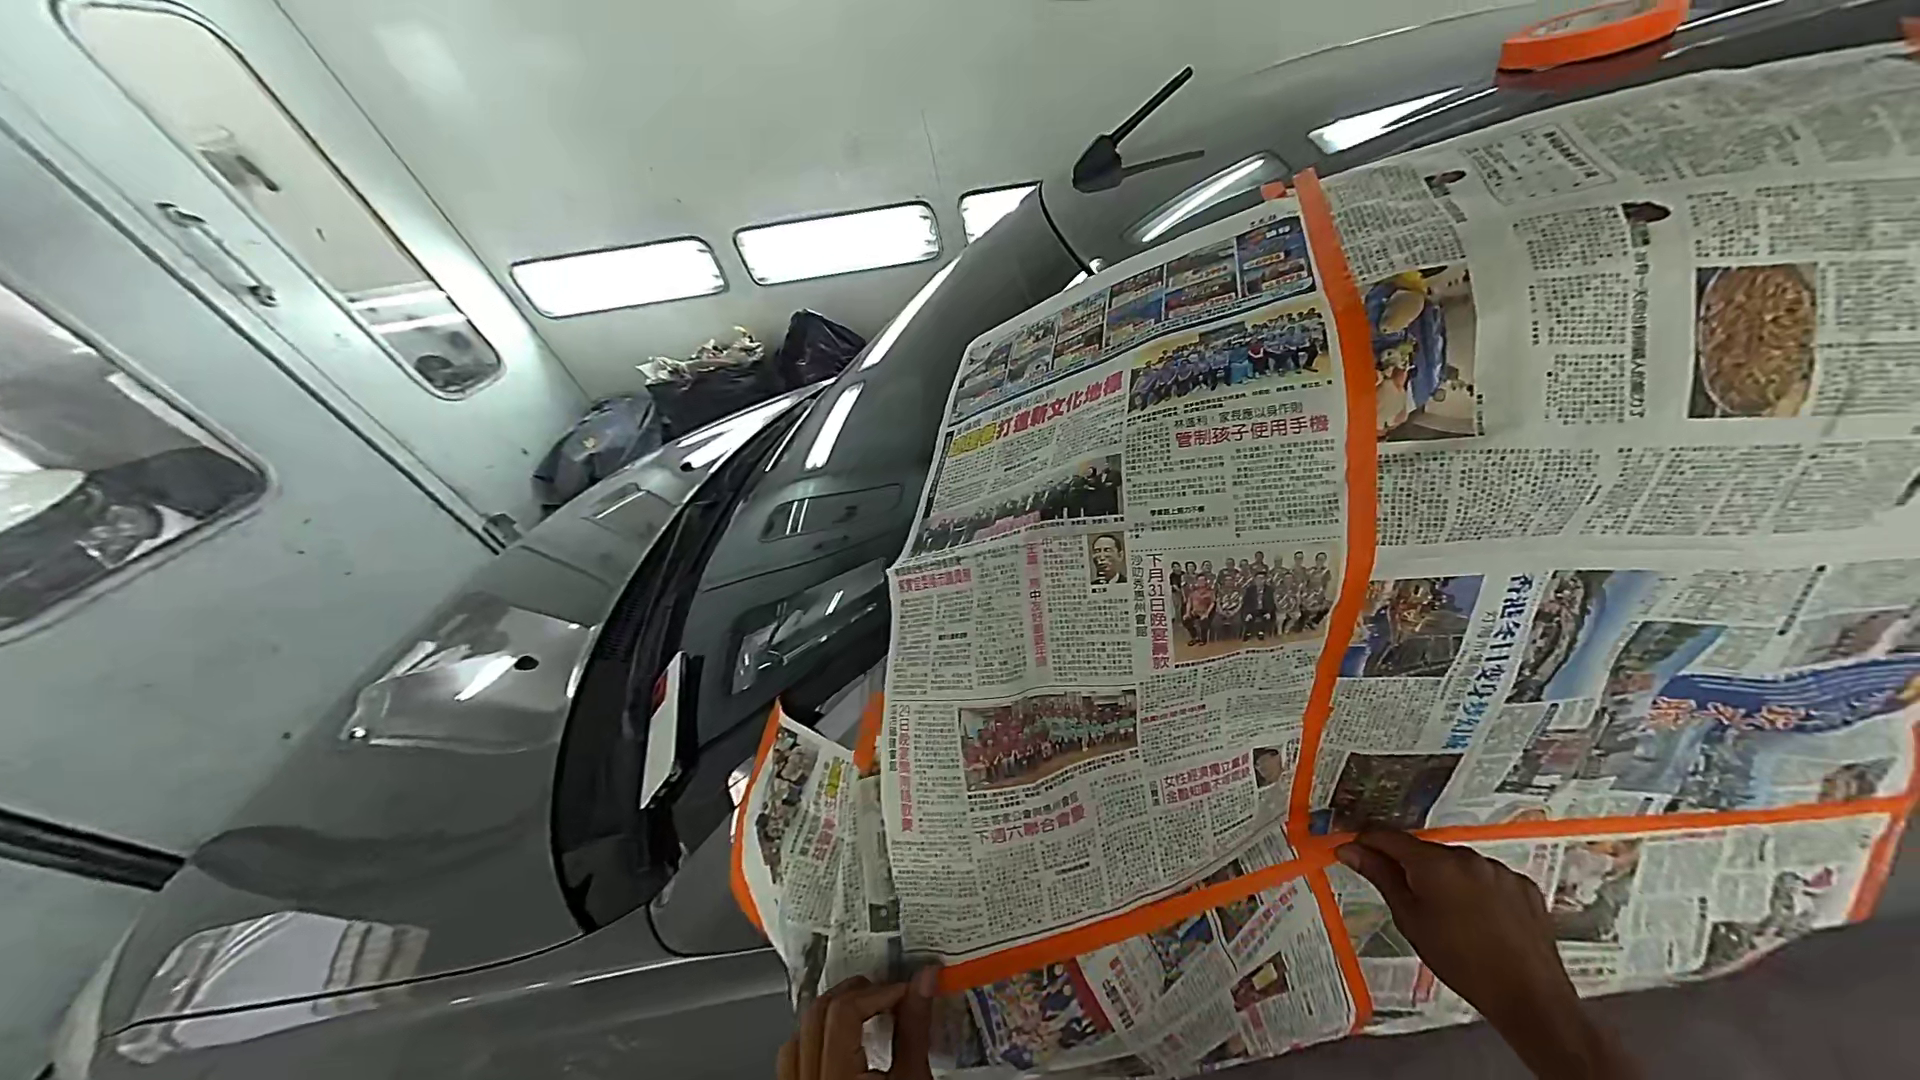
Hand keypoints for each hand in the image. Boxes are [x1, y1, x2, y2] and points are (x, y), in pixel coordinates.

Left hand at [777, 969, 938, 1079]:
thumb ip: (915, 1029)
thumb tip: (925, 979)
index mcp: (837, 1079)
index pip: (845, 1012)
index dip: (878, 992)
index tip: (903, 989)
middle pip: (818, 1015)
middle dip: (854, 995)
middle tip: (884, 994)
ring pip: (796, 1037)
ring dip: (827, 1015)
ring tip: (860, 1012)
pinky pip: (790, 1063)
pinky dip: (811, 1041)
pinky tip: (836, 1040)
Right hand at [1336, 830, 1636, 1079]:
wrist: (1531, 999)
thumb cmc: (1460, 961)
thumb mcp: (1409, 919)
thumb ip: (1379, 875)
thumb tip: (1348, 849)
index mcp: (1434, 863)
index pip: (1387, 836)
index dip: (1367, 843)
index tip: (1355, 853)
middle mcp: (1467, 857)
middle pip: (1424, 850)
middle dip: (1410, 866)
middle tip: (1407, 897)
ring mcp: (1499, 870)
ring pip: (1456, 863)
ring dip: (1444, 877)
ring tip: (1448, 913)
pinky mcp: (1524, 886)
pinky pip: (1487, 876)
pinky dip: (1476, 888)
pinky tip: (1478, 916)